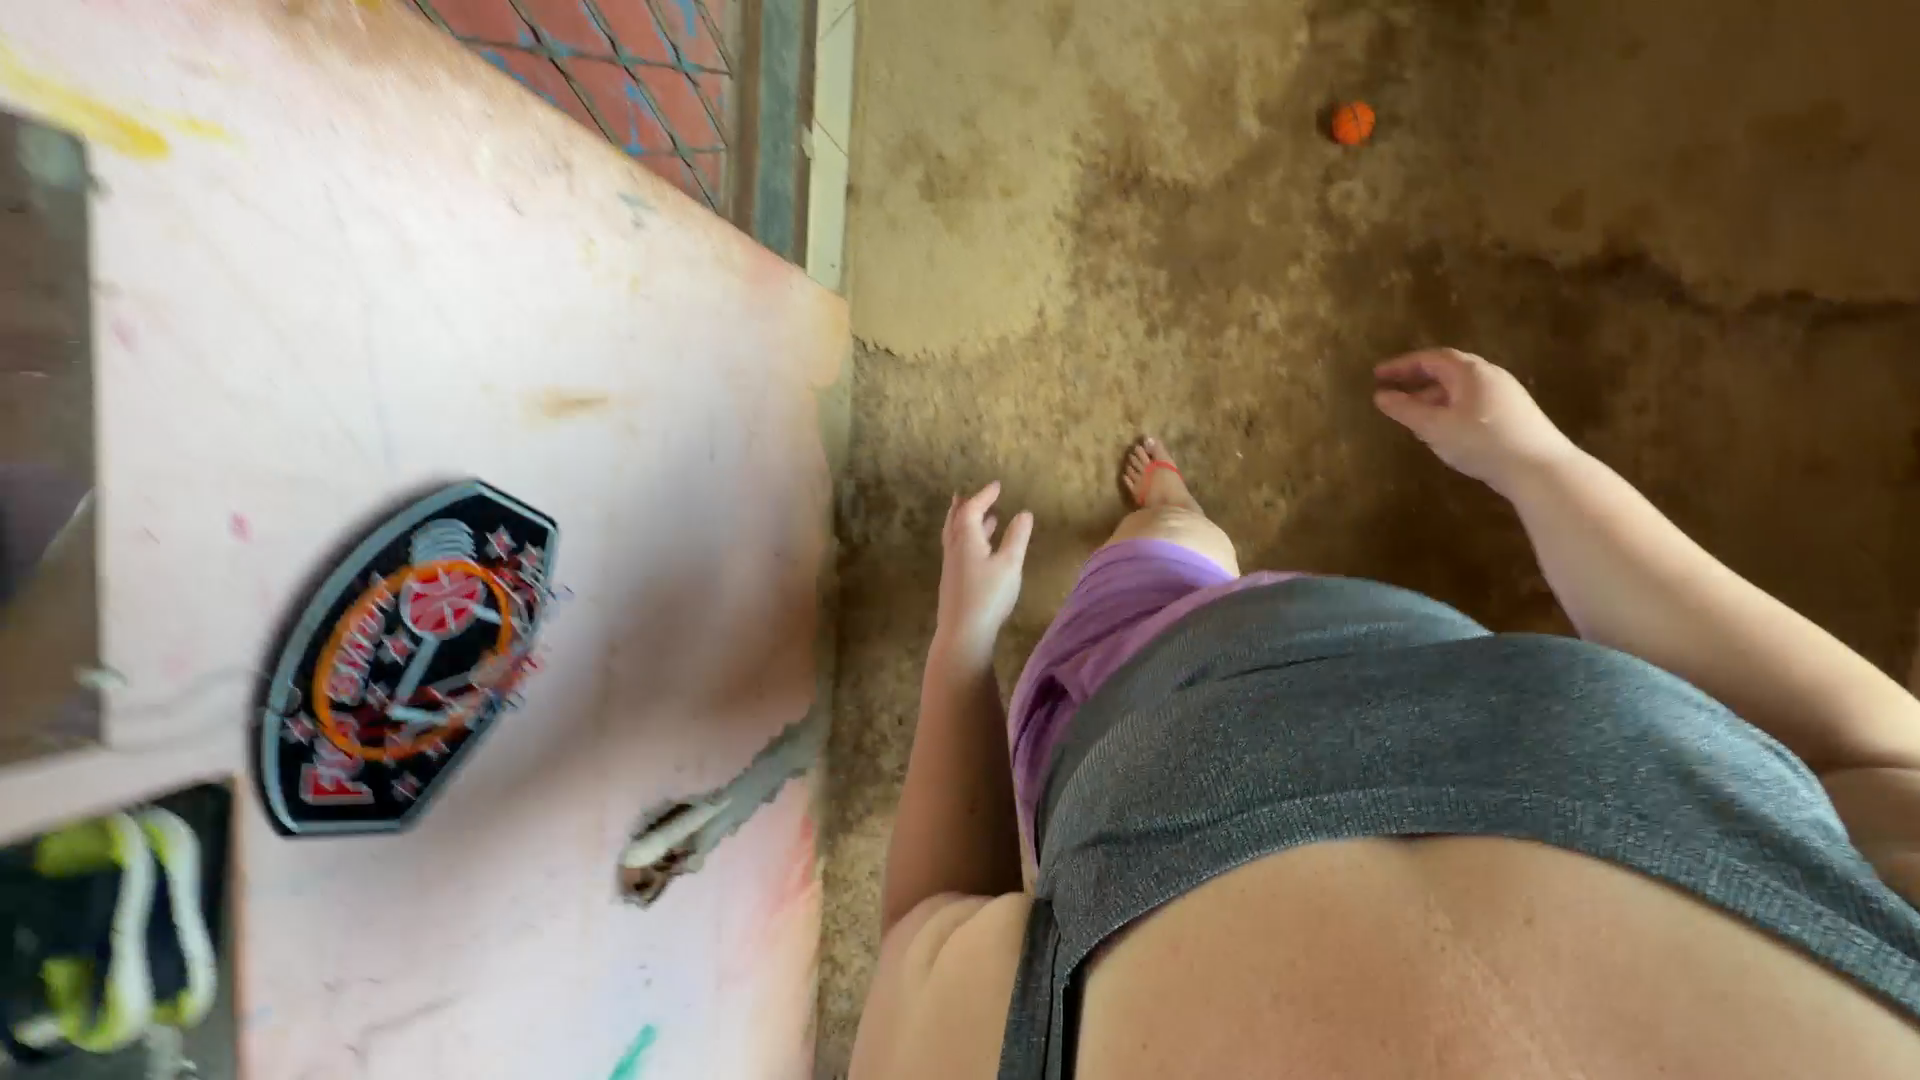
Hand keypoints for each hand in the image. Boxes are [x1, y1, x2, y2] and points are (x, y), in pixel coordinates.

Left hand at [935, 482, 1033, 661]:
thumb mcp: (1009, 564)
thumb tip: (1024, 513)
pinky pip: (959, 550)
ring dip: (966, 524)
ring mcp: (951, 567)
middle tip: (968, 495)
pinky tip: (981, 551)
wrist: (963, 633)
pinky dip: (969, 540)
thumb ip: (1017, 537)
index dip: (983, 495)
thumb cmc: (988, 596)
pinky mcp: (953, 582)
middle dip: (964, 506)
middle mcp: (954, 549)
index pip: (971, 509)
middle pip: (955, 521)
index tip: (997, 486)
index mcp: (966, 540)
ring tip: (983, 519)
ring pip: (955, 537)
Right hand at [1372, 348, 1578, 495]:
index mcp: (1470, 372)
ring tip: (1411, 413)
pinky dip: (1448, 407)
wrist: (1538, 467)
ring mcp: (1504, 394)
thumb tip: (1380, 396)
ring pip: (1460, 387)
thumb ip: (1405, 410)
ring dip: (1431, 395)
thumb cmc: (1481, 441)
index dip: (1402, 365)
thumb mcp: (1434, 427)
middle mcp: (1489, 376)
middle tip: (1392, 390)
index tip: (1377, 375)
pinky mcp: (1512, 413)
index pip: (1431, 358)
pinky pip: (1471, 401)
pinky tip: (1441, 428)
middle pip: (1447, 369)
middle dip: (1416, 378)